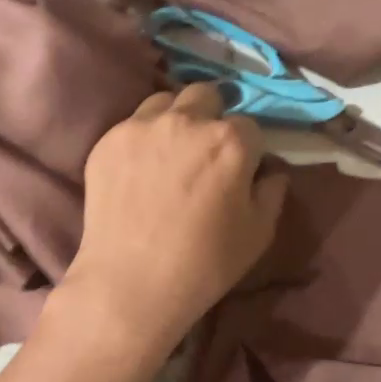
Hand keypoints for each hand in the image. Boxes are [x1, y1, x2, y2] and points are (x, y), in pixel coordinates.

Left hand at [59, 83, 288, 350]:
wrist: (132, 284)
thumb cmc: (206, 264)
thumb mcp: (259, 234)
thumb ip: (272, 192)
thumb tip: (271, 171)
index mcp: (231, 142)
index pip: (250, 127)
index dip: (248, 150)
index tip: (241, 173)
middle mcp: (188, 121)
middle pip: (207, 97)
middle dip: (212, 118)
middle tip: (206, 155)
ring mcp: (142, 126)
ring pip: (167, 102)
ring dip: (176, 120)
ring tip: (171, 154)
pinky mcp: (108, 140)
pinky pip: (133, 124)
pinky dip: (143, 139)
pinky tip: (141, 172)